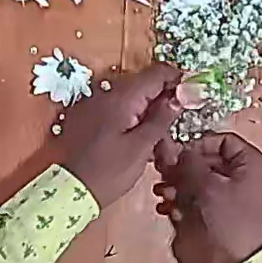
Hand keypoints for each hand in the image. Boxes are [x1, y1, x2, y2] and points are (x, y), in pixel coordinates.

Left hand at [59, 64, 182, 205]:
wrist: (69, 190)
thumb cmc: (109, 172)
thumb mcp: (141, 147)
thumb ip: (162, 118)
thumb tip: (180, 95)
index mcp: (122, 96)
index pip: (157, 72)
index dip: (178, 80)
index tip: (192, 97)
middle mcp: (107, 92)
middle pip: (146, 86)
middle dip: (164, 105)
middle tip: (176, 132)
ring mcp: (96, 104)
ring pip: (134, 101)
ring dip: (150, 118)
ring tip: (159, 148)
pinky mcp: (89, 117)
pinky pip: (119, 111)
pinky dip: (133, 123)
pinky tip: (139, 145)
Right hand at [154, 132, 261, 262]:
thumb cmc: (230, 222)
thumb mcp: (207, 186)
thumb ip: (188, 163)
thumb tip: (172, 148)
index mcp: (252, 164)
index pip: (223, 140)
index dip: (198, 144)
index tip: (177, 154)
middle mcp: (245, 178)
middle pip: (209, 160)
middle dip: (184, 167)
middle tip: (163, 172)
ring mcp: (232, 199)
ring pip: (200, 181)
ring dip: (179, 184)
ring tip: (164, 193)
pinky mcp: (220, 217)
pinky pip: (199, 201)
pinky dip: (183, 201)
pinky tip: (168, 207)